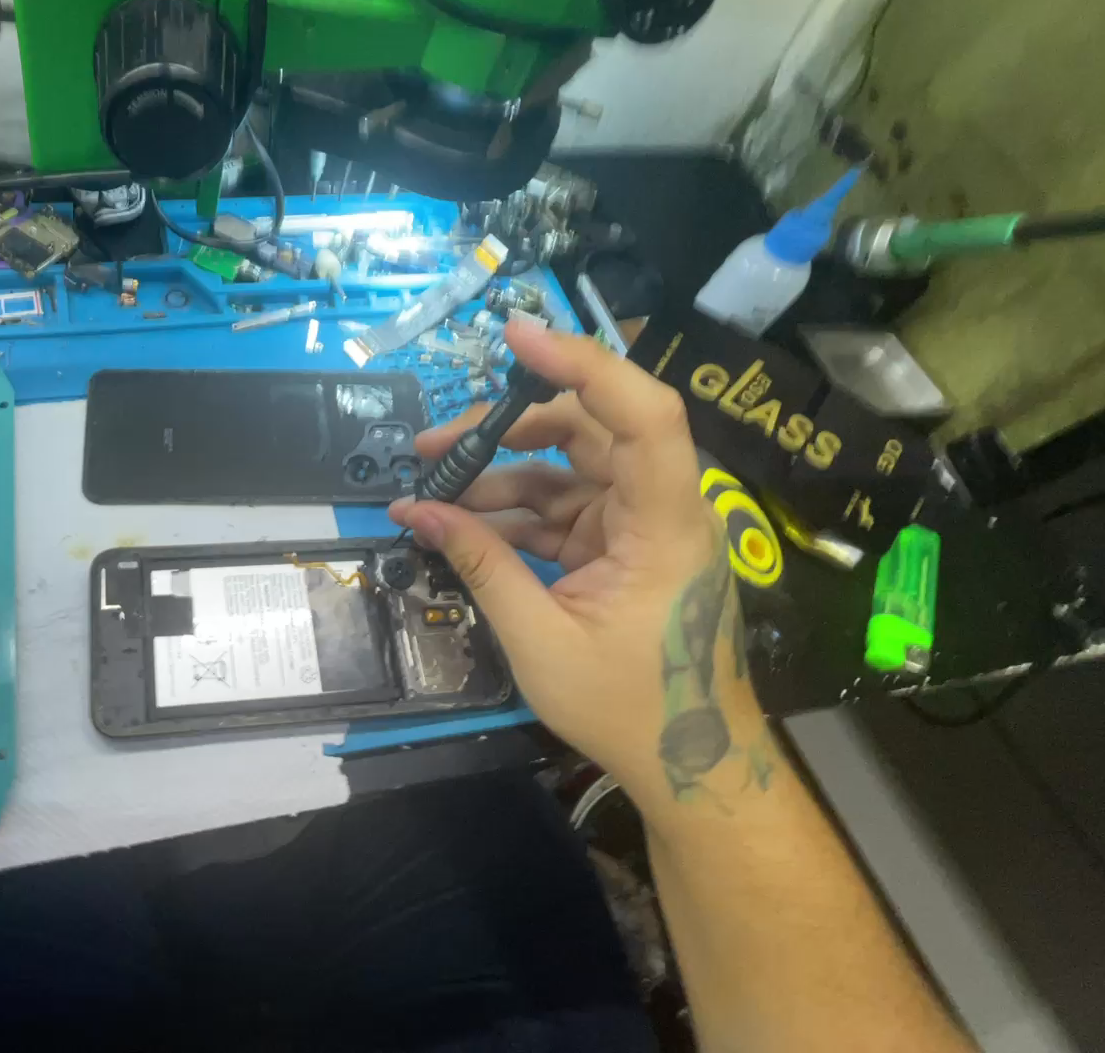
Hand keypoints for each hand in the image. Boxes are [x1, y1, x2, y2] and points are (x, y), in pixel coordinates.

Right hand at [390, 321, 775, 812]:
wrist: (691, 766)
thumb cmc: (630, 710)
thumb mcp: (539, 639)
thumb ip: (479, 565)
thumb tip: (413, 511)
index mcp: (665, 525)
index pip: (642, 415)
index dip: (584, 365)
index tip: (514, 338)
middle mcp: (659, 508)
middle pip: (586, 431)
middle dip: (504, 429)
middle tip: (432, 444)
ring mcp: (638, 526)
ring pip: (564, 470)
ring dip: (496, 477)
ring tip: (429, 492)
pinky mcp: (618, 548)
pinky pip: (559, 511)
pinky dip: (510, 515)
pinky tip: (459, 525)